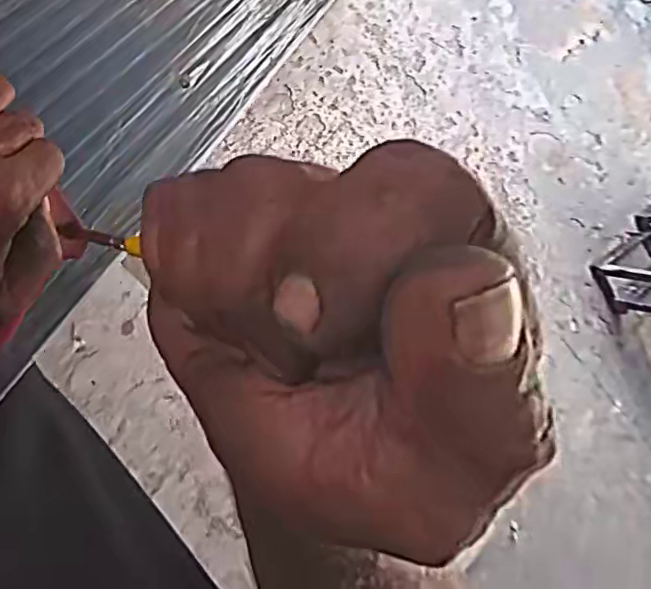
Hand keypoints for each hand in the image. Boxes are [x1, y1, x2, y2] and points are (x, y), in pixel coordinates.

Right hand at [143, 142, 551, 565]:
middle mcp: (364, 198)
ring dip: (233, 295)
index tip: (321, 327)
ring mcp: (279, 191)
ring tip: (271, 336)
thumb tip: (473, 288)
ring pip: (229, 198)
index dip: (352, 255)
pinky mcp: (207, 203)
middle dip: (278, 288)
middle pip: (297, 185)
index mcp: (452, 239)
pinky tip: (226, 310)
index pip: (411, 183)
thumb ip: (478, 381)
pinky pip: (171, 214)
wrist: (306, 466)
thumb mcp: (456, 459)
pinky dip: (185, 281)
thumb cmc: (387, 461)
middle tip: (299, 345)